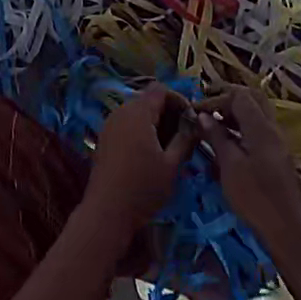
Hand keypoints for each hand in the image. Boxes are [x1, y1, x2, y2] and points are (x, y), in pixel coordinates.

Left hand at [85, 86, 194, 237]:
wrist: (108, 209)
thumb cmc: (144, 187)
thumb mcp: (172, 164)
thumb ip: (185, 138)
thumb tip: (196, 121)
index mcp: (137, 113)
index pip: (160, 90)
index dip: (179, 100)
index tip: (192, 120)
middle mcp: (120, 112)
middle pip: (147, 99)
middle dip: (168, 112)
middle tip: (185, 135)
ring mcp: (110, 123)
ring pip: (137, 112)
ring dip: (155, 122)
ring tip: (172, 146)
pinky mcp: (105, 136)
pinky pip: (127, 123)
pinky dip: (141, 129)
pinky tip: (152, 151)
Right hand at [198, 89, 300, 242]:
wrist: (289, 232)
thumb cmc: (256, 198)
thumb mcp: (229, 166)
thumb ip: (217, 137)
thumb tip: (202, 115)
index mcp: (261, 129)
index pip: (239, 96)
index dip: (215, 98)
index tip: (194, 110)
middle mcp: (273, 131)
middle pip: (252, 100)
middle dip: (227, 98)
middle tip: (205, 107)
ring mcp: (277, 145)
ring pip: (256, 115)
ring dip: (233, 113)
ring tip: (210, 124)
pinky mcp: (276, 158)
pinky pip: (257, 131)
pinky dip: (240, 128)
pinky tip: (225, 143)